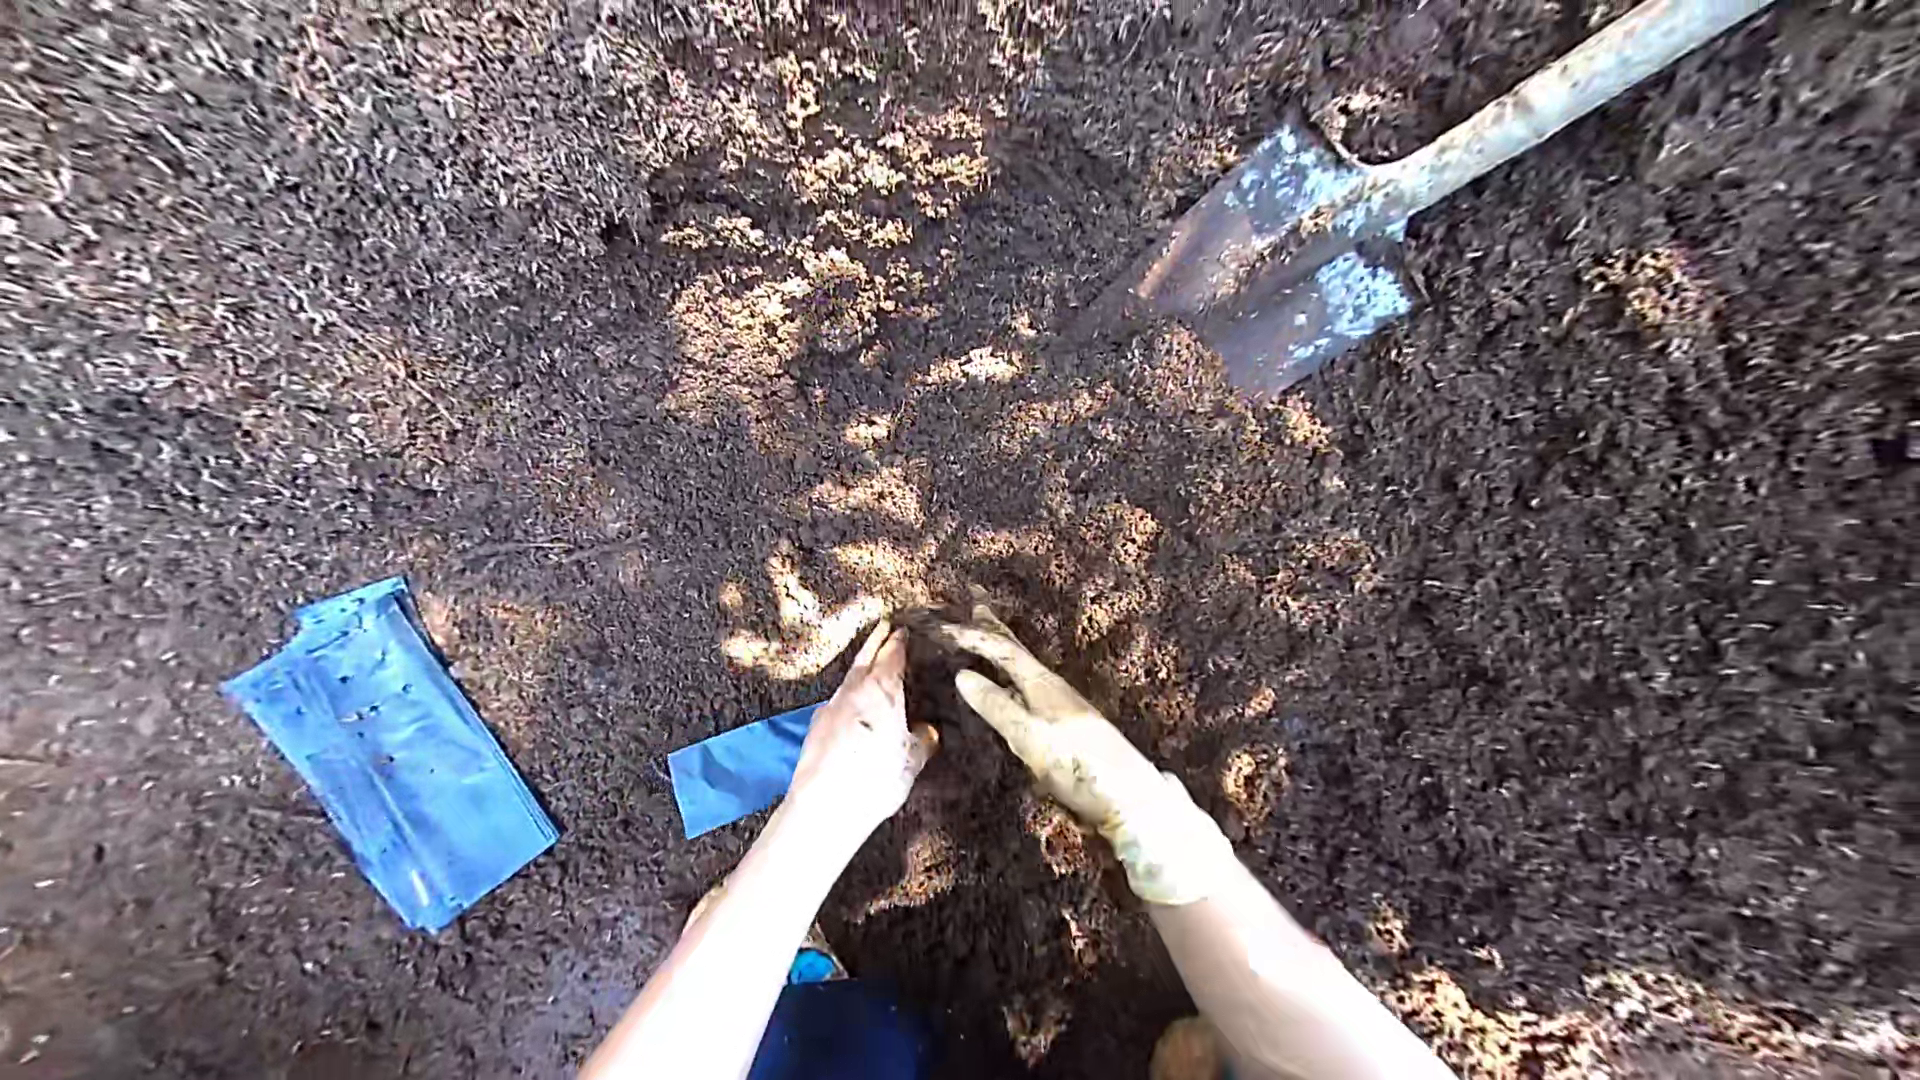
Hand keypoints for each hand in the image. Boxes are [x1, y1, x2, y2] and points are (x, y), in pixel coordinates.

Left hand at [787, 619, 938, 840]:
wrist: (825, 807)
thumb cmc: (875, 780)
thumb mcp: (911, 760)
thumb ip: (921, 740)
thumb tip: (926, 730)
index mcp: (881, 689)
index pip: (892, 655)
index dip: (899, 641)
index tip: (904, 631)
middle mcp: (854, 690)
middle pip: (866, 656)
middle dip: (876, 640)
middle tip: (884, 625)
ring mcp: (831, 705)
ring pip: (849, 676)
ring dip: (861, 665)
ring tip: (871, 662)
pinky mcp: (817, 725)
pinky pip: (838, 699)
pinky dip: (849, 692)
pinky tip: (853, 703)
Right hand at [938, 595, 1236, 903]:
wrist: (1130, 795)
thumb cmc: (1077, 764)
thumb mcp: (1029, 737)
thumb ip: (997, 706)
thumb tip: (962, 675)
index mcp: (1042, 683)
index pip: (1003, 650)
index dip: (974, 637)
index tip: (946, 627)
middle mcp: (1052, 686)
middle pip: (1017, 651)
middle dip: (995, 630)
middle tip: (976, 608)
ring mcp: (1061, 704)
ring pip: (1024, 668)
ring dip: (1004, 651)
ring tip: (989, 642)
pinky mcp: (1066, 723)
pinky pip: (1029, 686)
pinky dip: (1013, 675)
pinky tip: (1013, 687)